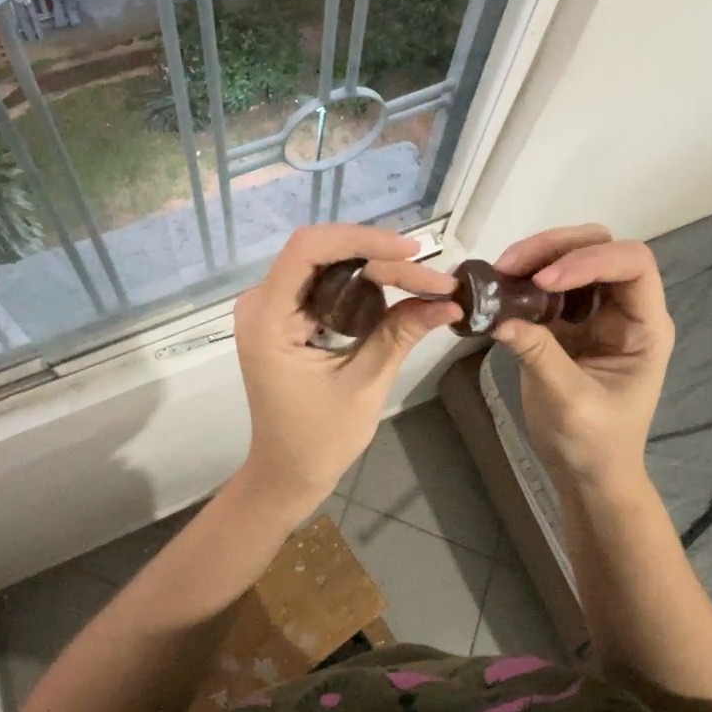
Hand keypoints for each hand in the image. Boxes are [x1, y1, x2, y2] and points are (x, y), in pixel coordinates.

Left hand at [234, 225, 459, 511]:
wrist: (287, 471)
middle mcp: (262, 302)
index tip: (413, 251)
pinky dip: (365, 285)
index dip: (362, 239)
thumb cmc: (319, 439)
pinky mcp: (287, 315)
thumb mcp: (364, 384)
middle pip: (323, 252)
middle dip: (380, 257)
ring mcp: (272, 306)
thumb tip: (449, 301)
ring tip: (426, 285)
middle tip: (434, 278)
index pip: (309, 249)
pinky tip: (400, 293)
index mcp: (267, 318)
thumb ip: (399, 334)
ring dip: (378, 268)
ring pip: (330, 264)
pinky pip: (328, 283)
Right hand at [490, 225, 675, 487]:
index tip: (544, 282)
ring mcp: (594, 312)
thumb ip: (538, 354)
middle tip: (511, 266)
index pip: (633, 265)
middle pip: (601, 248)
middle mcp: (623, 309)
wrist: (587, 474)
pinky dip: (522, 280)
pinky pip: (546, 285)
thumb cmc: (594, 443)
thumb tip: (498, 318)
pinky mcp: (565, 322)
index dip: (590, 262)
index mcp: (645, 327)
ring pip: (571, 258)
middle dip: (556, 248)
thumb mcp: (568, 401)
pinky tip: (498, 289)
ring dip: (535, 258)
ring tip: (500, 274)